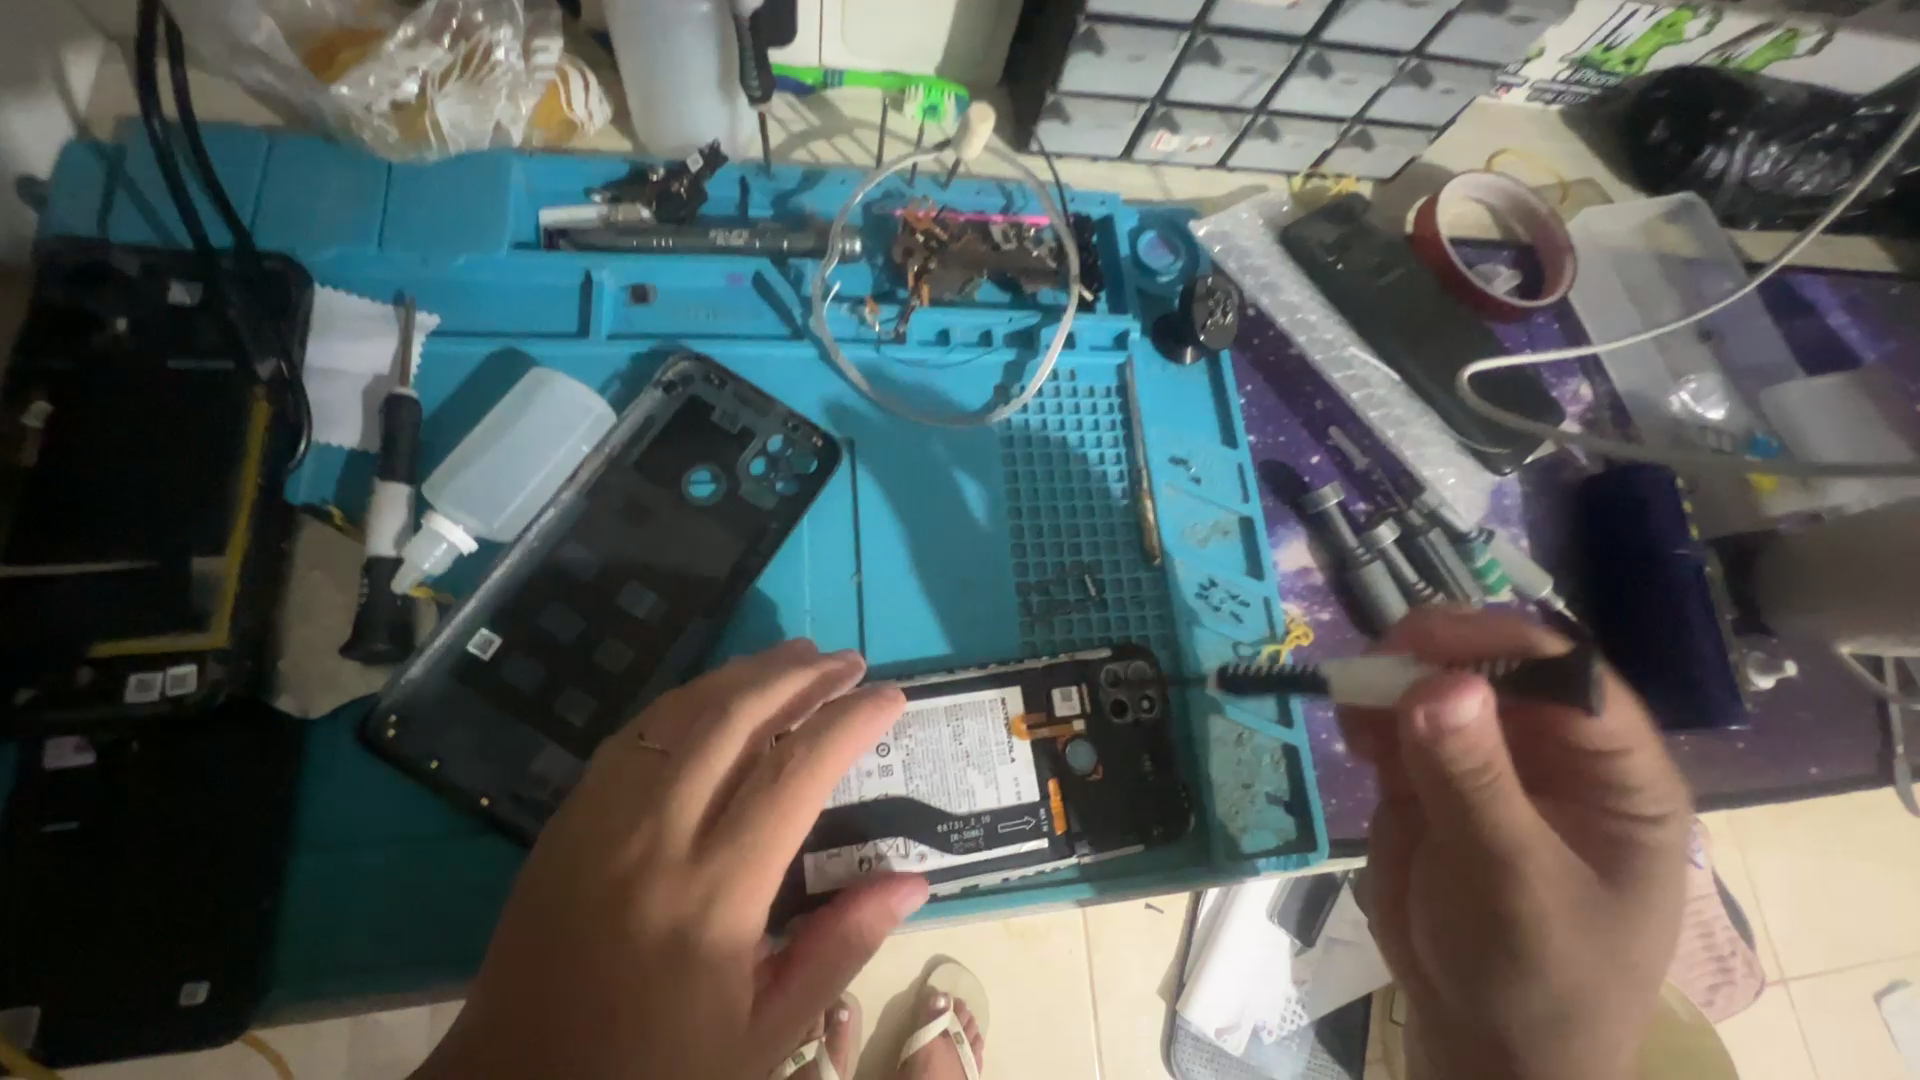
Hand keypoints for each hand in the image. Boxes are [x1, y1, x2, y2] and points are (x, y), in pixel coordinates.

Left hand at [415, 640, 928, 1079]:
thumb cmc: (654, 1071)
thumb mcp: (765, 1034)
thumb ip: (840, 947)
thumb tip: (914, 881)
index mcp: (716, 894)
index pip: (796, 773)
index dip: (849, 723)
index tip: (890, 697)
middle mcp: (658, 837)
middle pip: (737, 719)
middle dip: (801, 677)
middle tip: (848, 661)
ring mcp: (603, 819)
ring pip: (682, 713)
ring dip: (746, 674)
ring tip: (795, 657)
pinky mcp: (567, 819)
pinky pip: (635, 734)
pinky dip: (688, 700)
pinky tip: (717, 696)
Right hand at [1341, 609, 1692, 1079]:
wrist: (1481, 1042)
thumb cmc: (1533, 976)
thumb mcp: (1510, 881)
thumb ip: (1474, 782)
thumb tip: (1438, 683)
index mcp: (1615, 775)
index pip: (1569, 676)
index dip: (1497, 647)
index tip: (1418, 644)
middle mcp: (1554, 754)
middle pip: (1494, 668)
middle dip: (1431, 659)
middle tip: (1371, 671)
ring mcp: (1488, 764)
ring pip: (1435, 686)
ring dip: (1390, 686)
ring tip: (1355, 718)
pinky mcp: (1429, 779)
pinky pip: (1397, 722)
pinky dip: (1369, 716)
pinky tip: (1355, 739)